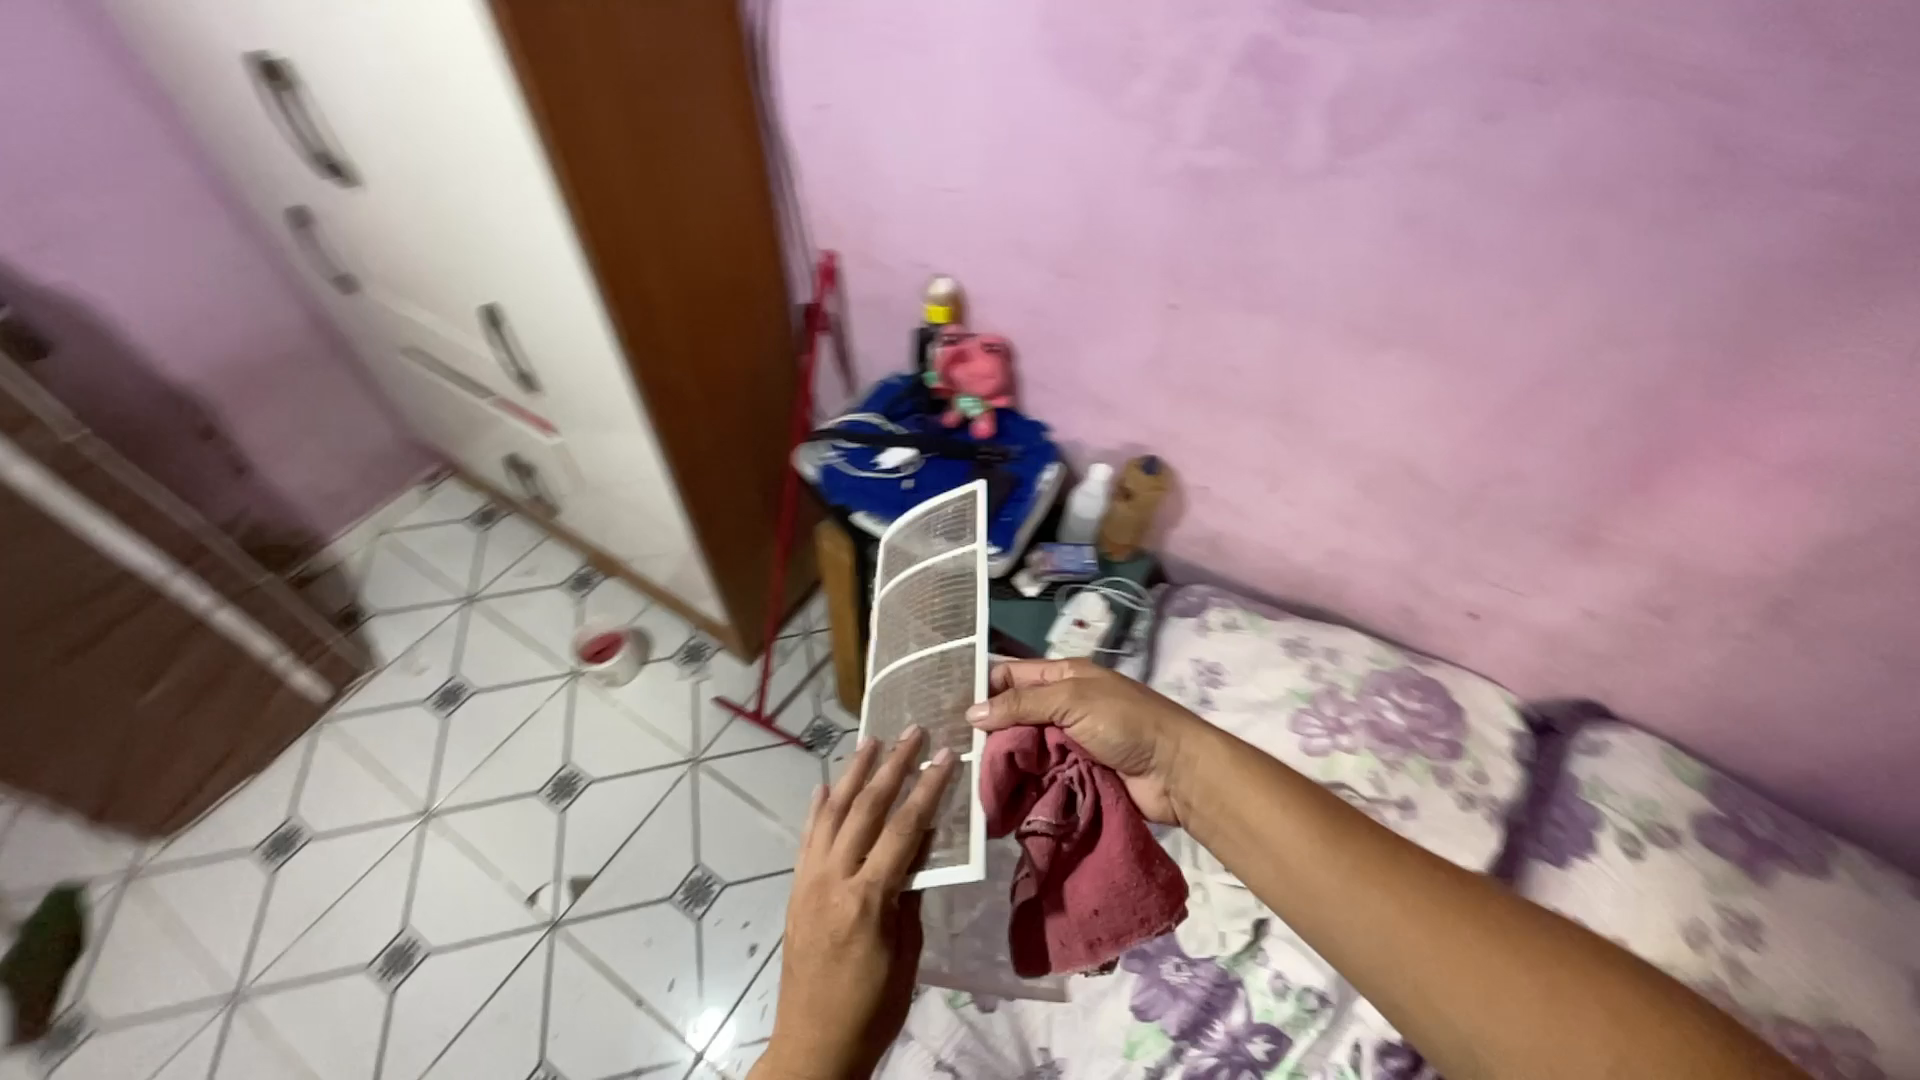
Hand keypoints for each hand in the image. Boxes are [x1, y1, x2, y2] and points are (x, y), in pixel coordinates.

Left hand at [756, 728, 957, 1079]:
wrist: (813, 1046)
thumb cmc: (872, 1007)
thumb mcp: (906, 954)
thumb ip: (910, 894)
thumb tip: (921, 844)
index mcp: (866, 899)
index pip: (902, 829)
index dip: (927, 789)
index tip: (945, 755)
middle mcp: (832, 880)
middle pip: (865, 809)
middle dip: (892, 766)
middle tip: (912, 731)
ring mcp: (808, 882)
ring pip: (831, 814)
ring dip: (852, 774)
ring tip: (871, 741)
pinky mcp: (795, 890)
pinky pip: (806, 838)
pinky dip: (817, 808)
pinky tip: (823, 786)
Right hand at [965, 658, 1205, 825]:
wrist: (1175, 771)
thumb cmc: (1125, 722)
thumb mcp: (1072, 700)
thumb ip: (1022, 704)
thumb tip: (972, 712)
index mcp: (1062, 677)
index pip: (1010, 675)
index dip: (983, 688)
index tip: (948, 707)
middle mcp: (1062, 706)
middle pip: (1013, 715)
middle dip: (987, 730)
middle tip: (951, 749)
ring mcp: (1068, 742)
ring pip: (1023, 748)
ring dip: (1003, 761)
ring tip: (966, 775)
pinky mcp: (1074, 774)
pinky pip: (1039, 775)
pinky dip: (1022, 783)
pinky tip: (996, 793)